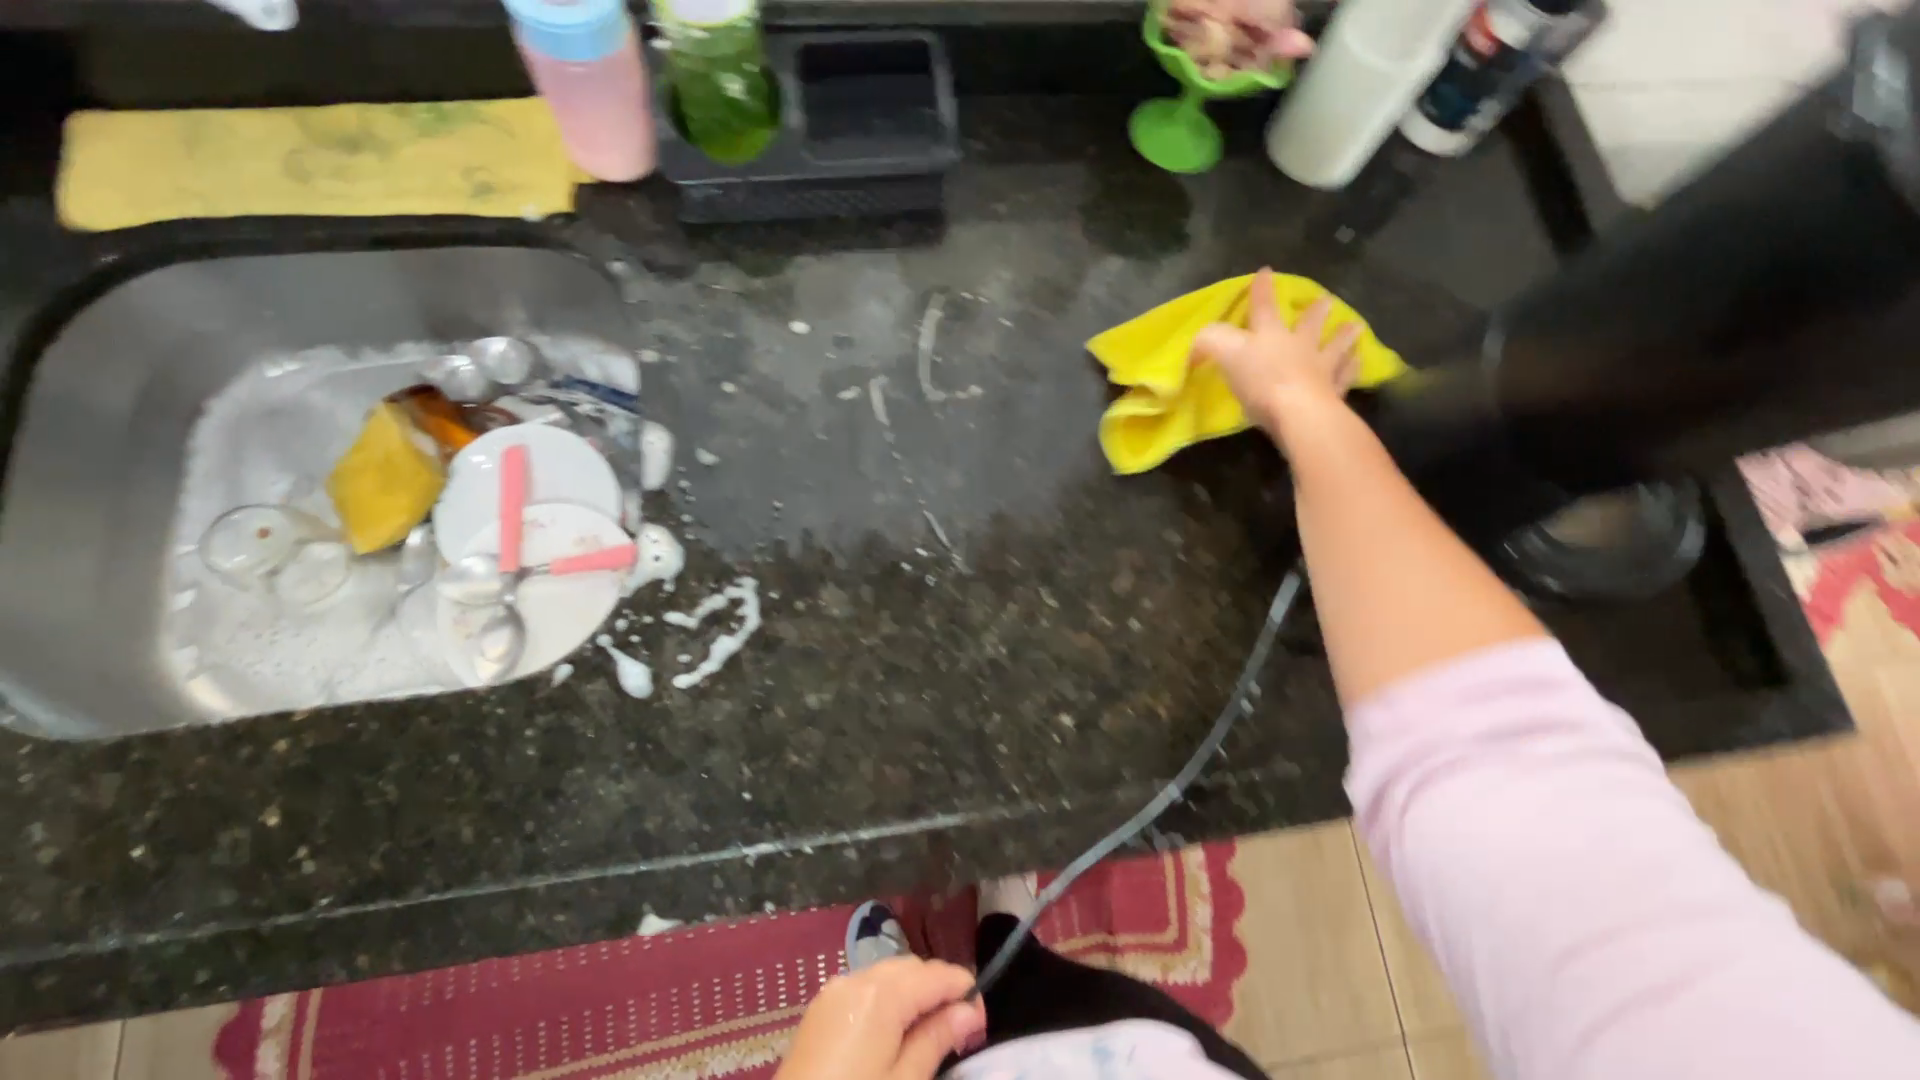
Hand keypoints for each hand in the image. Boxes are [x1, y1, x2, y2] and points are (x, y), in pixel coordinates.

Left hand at [775, 957, 987, 1079]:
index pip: (937, 974)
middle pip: (912, 968)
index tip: (981, 1022)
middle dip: (939, 990)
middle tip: (960, 1030)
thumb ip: (937, 1039)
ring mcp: (834, 991)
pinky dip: (887, 1000)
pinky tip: (895, 1032)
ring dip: (913, 993)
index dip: (965, 992)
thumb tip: (969, 1010)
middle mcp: (857, 978)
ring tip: (930, 1032)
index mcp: (882, 994)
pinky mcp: (820, 1009)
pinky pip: (864, 989)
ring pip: (887, 976)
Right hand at [1192, 267, 1361, 451]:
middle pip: (1309, 324)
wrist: (1299, 412)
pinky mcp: (1334, 393)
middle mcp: (1299, 345)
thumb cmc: (1260, 381)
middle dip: (1315, 311)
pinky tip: (1357, 362)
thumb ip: (1209, 341)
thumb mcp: (1224, 353)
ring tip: (1354, 326)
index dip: (1262, 289)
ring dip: (1343, 336)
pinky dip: (1351, 368)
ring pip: (1335, 346)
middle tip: (1326, 299)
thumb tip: (1197, 345)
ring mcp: (1321, 368)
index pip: (1263, 306)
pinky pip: (1345, 377)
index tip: (1265, 271)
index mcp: (1271, 334)